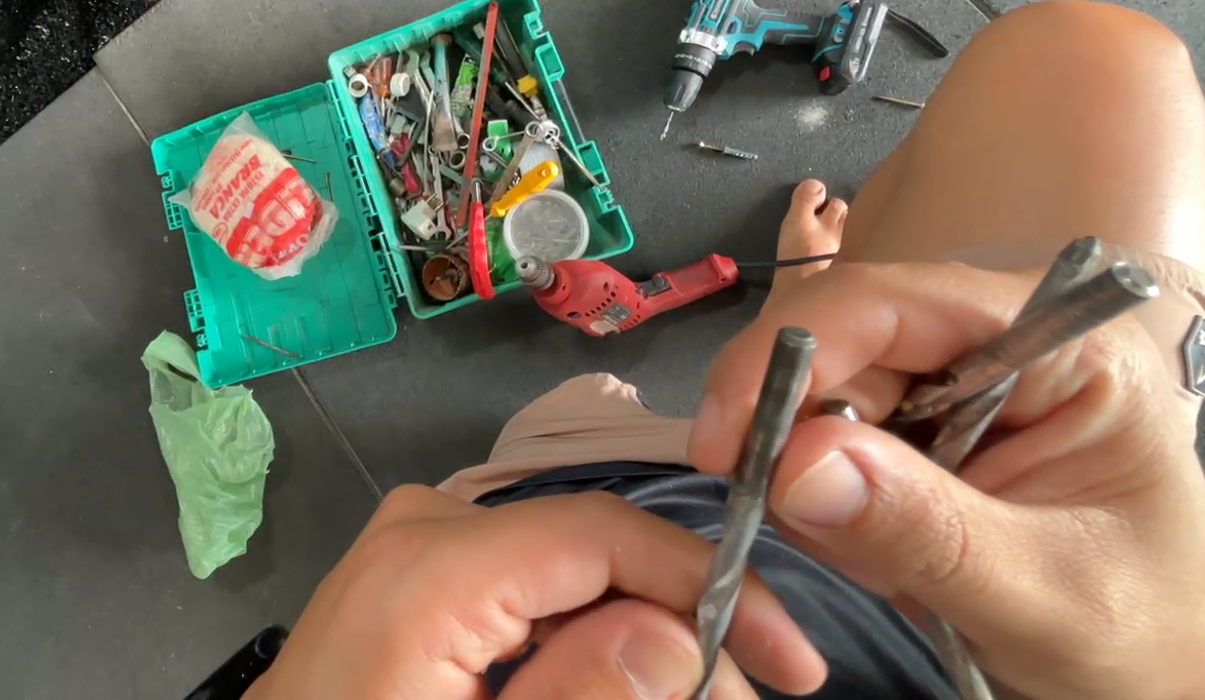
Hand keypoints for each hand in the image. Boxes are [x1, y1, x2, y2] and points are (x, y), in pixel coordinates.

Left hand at [247, 485, 826, 699]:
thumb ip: (577, 697)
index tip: (792, 658)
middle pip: (586, 549)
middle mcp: (425, 522)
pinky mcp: (412, 563)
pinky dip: (571, 633)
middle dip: (669, 625)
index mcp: (433, 564)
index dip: (705, 579)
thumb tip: (674, 627)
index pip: (599, 530)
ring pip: (560, 566)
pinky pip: (518, 580)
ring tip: (663, 690)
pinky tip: (590, 679)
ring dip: (624, 636)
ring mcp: (413, 536)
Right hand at [688, 261, 1204, 699]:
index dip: (784, 353)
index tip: (720, 439)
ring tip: (865, 556)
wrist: (1140, 676)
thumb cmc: (1132, 639)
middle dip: (786, 431)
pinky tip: (858, 538)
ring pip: (802, 385)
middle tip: (773, 512)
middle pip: (826, 343)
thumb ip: (925, 532)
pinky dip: (805, 486)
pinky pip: (804, 423)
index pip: (882, 305)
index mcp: (1051, 345)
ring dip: (799, 471)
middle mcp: (976, 334)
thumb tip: (793, 464)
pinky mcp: (894, 405)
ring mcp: (928, 369)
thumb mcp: (1048, 601)